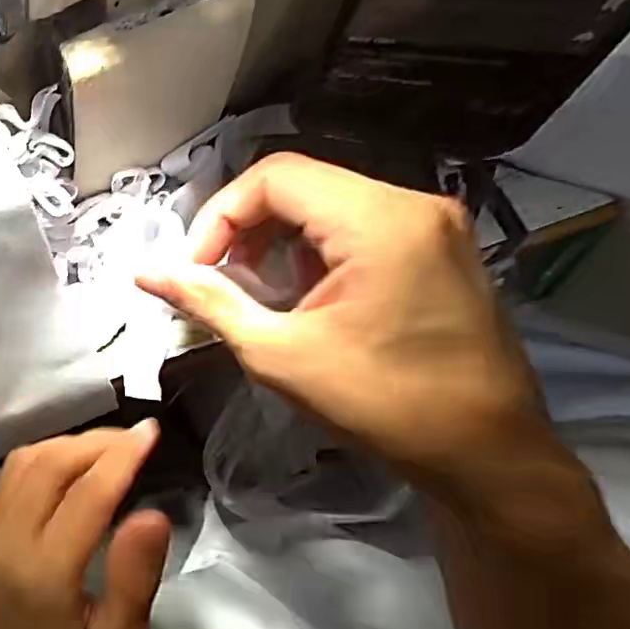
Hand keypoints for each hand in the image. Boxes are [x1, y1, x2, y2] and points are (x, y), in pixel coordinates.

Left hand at [0, 423, 172, 628]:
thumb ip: (132, 582)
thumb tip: (153, 513)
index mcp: (43, 575)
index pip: (84, 495)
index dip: (120, 458)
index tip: (153, 433)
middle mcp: (6, 541)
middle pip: (48, 464)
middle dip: (97, 442)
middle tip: (140, 439)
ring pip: (24, 461)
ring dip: (70, 443)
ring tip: (116, 448)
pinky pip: (12, 474)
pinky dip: (47, 454)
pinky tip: (76, 462)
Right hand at [137, 153, 560, 497]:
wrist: (483, 451)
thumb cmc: (378, 403)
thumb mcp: (276, 353)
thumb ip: (208, 301)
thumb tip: (146, 273)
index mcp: (378, 221)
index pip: (274, 176)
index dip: (219, 216)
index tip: (195, 269)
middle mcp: (411, 204)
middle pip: (299, 183)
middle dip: (242, 227)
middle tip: (216, 279)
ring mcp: (431, 224)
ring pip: (325, 202)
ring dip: (274, 239)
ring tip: (254, 291)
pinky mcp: (436, 247)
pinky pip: (355, 224)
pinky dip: (311, 249)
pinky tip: (300, 295)